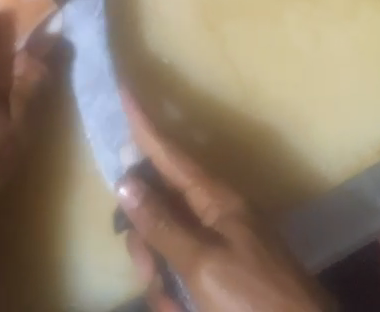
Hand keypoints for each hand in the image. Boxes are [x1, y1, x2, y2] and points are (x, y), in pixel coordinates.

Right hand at [120, 99, 328, 311]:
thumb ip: (163, 226)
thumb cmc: (257, 302)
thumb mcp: (204, 265)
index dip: (143, 124)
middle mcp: (214, 218)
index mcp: (217, 201)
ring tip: (176, 308)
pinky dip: (175, 302)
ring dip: (160, 284)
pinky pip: (178, 281)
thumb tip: (126, 182)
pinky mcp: (218, 284)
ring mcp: (217, 252)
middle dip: (146, 245)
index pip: (169, 153)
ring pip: (162, 250)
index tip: (122, 89)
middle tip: (151, 274)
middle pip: (157, 210)